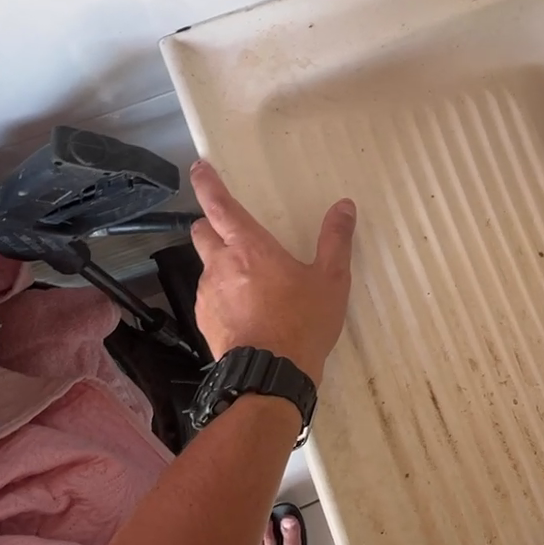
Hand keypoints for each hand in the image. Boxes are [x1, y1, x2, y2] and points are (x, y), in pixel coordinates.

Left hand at [186, 160, 356, 383]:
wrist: (270, 376)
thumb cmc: (302, 323)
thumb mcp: (331, 280)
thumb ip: (336, 240)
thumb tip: (344, 206)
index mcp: (250, 248)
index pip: (220, 206)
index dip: (207, 184)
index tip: (200, 168)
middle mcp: (221, 264)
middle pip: (202, 231)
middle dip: (212, 224)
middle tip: (233, 231)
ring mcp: (209, 294)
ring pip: (206, 265)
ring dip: (220, 263)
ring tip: (250, 281)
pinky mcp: (204, 320)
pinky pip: (209, 295)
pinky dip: (222, 293)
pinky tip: (246, 310)